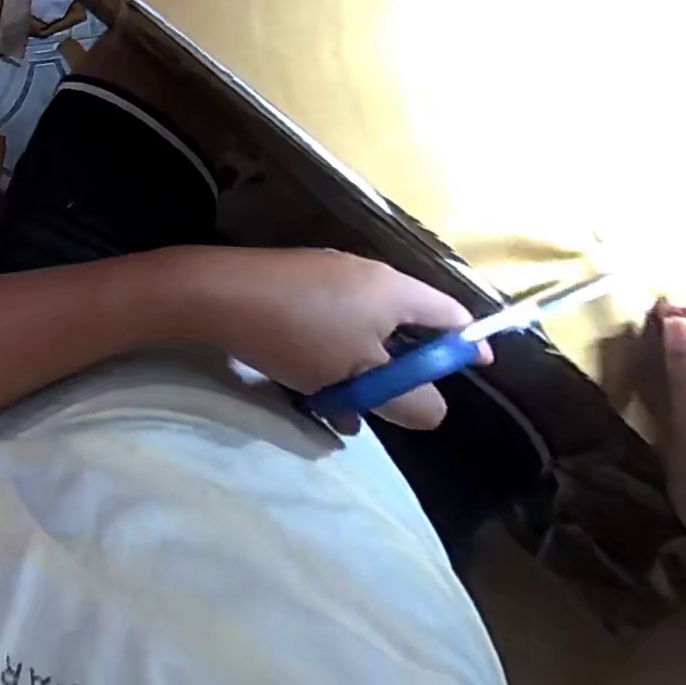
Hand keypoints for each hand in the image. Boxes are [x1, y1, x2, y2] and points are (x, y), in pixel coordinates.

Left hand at [180, 248, 484, 431]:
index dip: (467, 343)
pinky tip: (303, 389)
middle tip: (388, 406)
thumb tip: (429, 407)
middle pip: (398, 323)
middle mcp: (356, 272)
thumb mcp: (362, 378)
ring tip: (338, 412)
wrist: (211, 294)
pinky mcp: (281, 282)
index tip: (474, 371)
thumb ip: (411, 401)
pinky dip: (321, 356)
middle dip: (396, 371)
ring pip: (352, 331)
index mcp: (390, 287)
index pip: (449, 312)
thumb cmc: (296, 334)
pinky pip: (318, 323)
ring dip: (353, 373)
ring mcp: (315, 273)